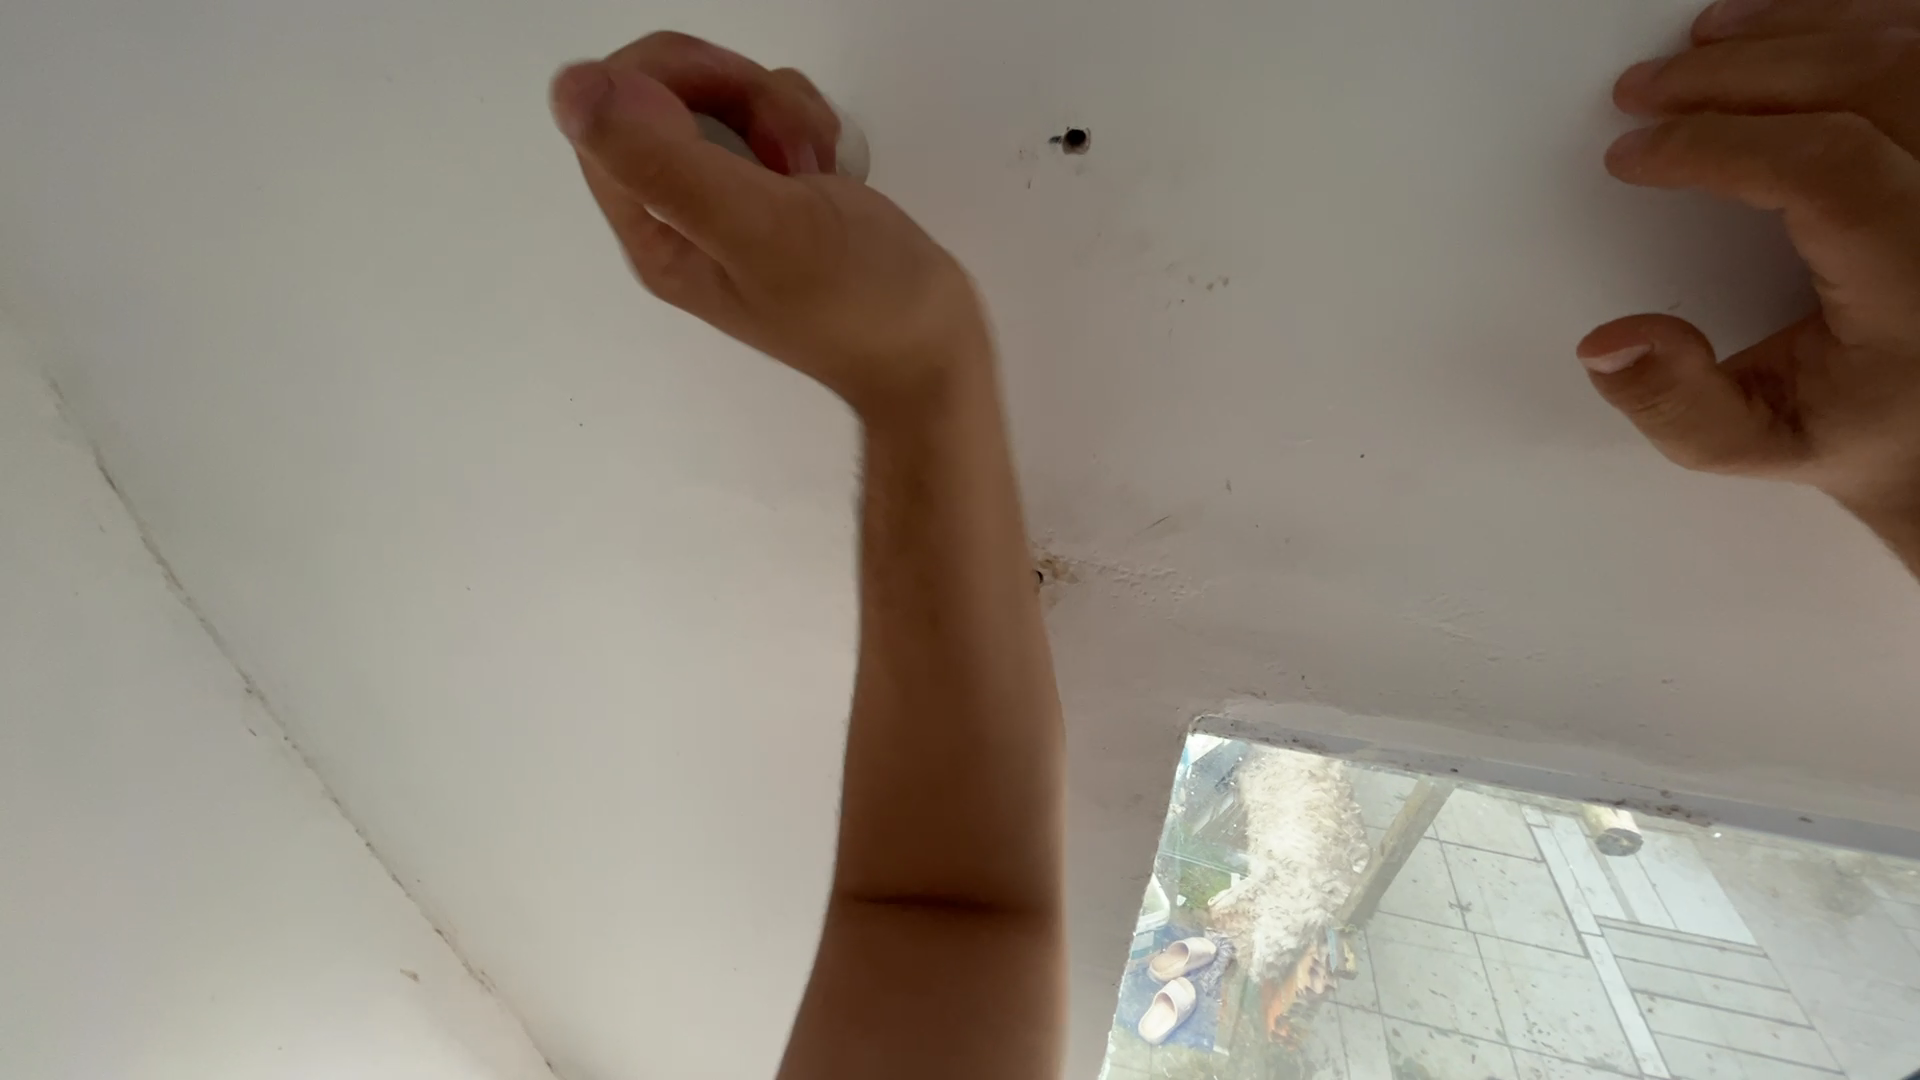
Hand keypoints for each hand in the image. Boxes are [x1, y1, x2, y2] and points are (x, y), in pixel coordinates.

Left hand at [549, 33, 992, 418]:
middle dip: (736, 95)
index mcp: (660, 237)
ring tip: (819, 172)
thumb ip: (665, 162)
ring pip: (724, 104)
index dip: (671, 81)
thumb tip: (574, 93)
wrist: (932, 350)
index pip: (610, 116)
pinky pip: (768, 125)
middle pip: (667, 100)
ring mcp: (735, 211)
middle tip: (791, 149)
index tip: (742, 102)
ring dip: (780, 113)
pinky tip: (833, 173)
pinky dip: (805, 129)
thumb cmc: (859, 303)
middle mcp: (685, 222)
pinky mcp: (781, 202)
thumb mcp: (761, 229)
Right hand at [1580, 0, 1919, 526]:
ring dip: (1798, 30)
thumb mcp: (1737, 442)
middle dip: (1738, 74)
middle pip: (1876, 81)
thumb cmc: (1846, 425)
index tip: (1629, 151)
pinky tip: (1795, 30)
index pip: (1825, 169)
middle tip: (1645, 87)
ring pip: (1917, 45)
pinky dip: (1859, 25)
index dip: (1715, 145)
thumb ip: (1668, 403)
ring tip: (1705, 41)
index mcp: (1918, 278)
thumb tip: (1605, 341)